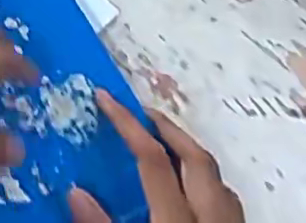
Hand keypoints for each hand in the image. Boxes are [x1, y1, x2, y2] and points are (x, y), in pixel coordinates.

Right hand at [68, 90, 243, 222]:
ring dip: (192, 155)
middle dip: (168, 128)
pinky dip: (209, 186)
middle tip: (139, 112)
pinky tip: (191, 191)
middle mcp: (211, 220)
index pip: (152, 157)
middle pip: (198, 160)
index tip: (103, 95)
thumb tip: (75, 191)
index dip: (126, 122)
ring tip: (164, 144)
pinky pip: (230, 205)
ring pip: (221, 182)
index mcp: (178, 220)